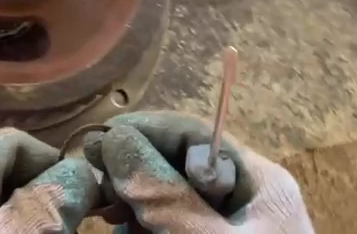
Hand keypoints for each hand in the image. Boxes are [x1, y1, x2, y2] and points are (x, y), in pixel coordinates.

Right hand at [85, 113, 313, 233]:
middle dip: (135, 178)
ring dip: (136, 211)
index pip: (193, 135)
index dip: (142, 133)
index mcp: (260, 186)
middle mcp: (248, 204)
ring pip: (171, 205)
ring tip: (107, 221)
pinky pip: (174, 233)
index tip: (96, 146)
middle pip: (178, 168)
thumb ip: (164, 197)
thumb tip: (114, 140)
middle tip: (96, 193)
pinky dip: (146, 233)